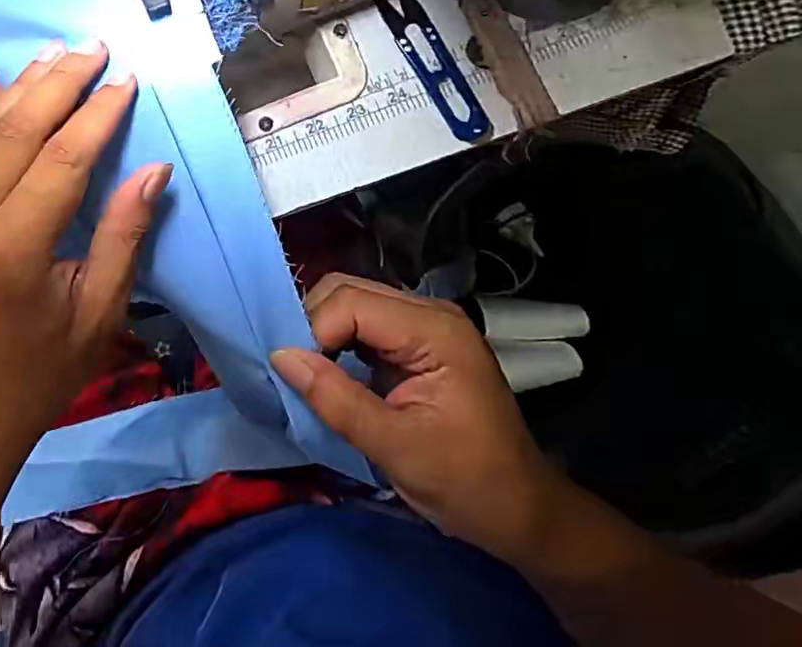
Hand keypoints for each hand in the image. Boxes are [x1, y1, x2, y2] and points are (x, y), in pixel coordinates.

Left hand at [0, 40, 171, 501]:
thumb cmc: (39, 376)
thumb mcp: (98, 315)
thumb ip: (124, 237)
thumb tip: (153, 168)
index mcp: (11, 254)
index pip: (61, 161)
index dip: (97, 116)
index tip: (125, 81)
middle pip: (15, 134)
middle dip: (58, 85)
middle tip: (92, 48)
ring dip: (18, 90)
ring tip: (53, 54)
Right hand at [271, 274, 568, 565]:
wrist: (522, 510)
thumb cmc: (468, 483)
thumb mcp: (396, 448)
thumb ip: (335, 398)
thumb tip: (280, 356)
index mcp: (434, 330)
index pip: (351, 302)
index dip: (313, 331)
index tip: (293, 374)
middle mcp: (429, 312)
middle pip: (348, 290)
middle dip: (312, 324)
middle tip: (295, 370)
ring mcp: (423, 322)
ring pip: (351, 301)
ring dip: (322, 331)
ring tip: (306, 370)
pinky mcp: (415, 339)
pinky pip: (362, 322)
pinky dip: (337, 340)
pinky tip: (328, 369)